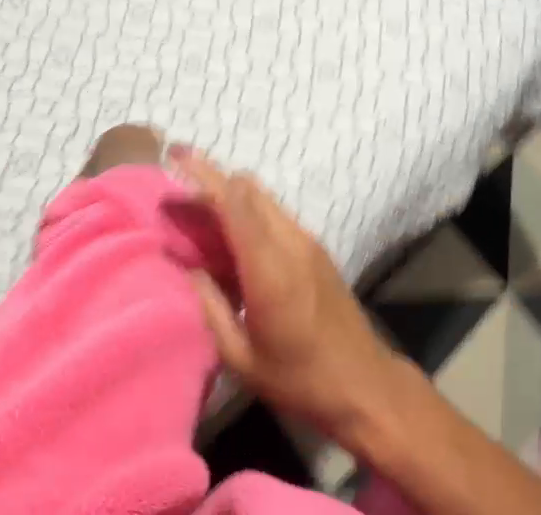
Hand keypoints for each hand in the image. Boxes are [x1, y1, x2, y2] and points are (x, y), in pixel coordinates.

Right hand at [175, 149, 406, 439]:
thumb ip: (209, 307)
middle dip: (211, 182)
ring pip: (264, 200)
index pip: (234, 202)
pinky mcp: (317, 251)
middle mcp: (292, 242)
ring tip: (196, 222)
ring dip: (230, 199)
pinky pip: (276, 217)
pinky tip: (229, 243)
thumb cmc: (300, 380)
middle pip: (250, 189)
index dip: (203, 174)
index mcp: (270, 267)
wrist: (365, 385)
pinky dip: (248, 215)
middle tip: (176, 200)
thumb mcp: (241, 357)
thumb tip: (185, 266)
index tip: (174, 156)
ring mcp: (309, 243)